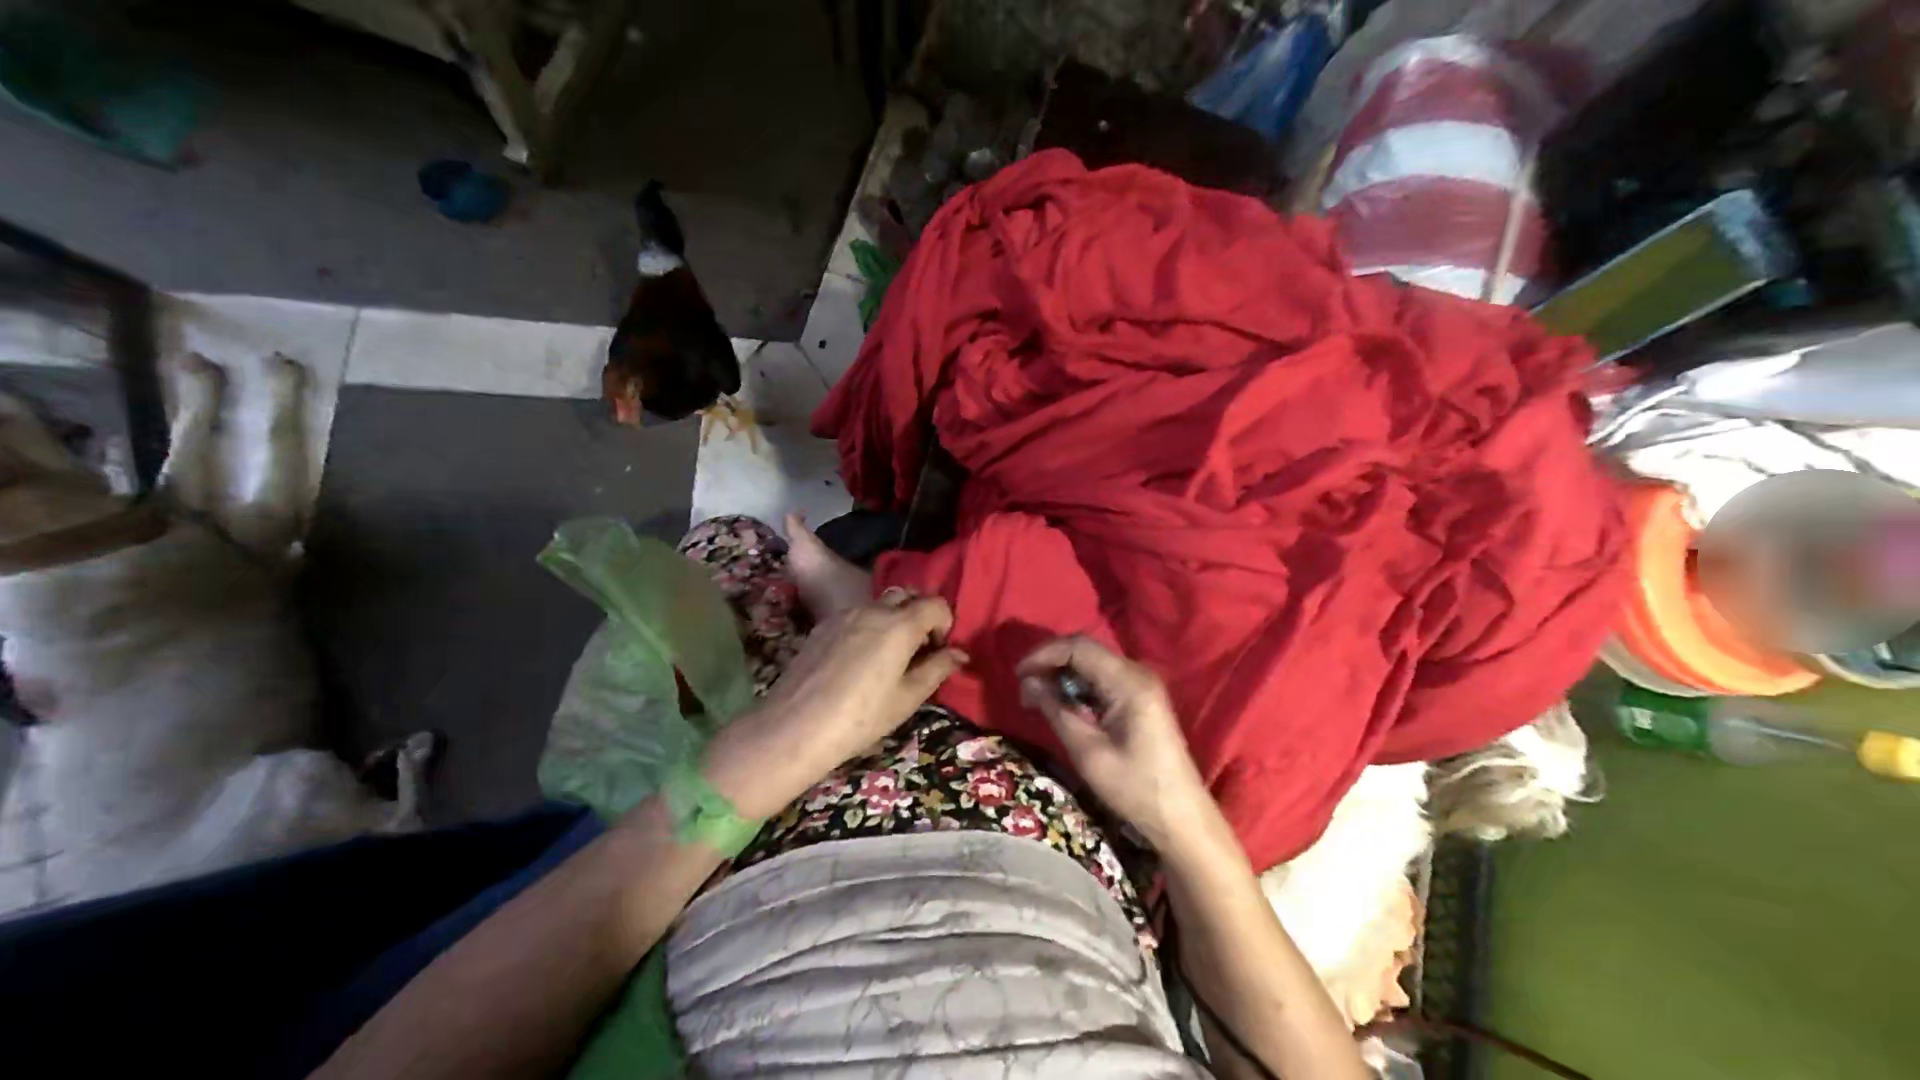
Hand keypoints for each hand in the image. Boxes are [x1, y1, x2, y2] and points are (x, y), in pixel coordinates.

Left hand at [702, 588, 965, 818]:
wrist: (796, 726)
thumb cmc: (861, 717)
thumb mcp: (907, 698)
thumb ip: (937, 669)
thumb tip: (960, 654)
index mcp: (900, 625)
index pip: (936, 604)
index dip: (945, 624)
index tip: (938, 652)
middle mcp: (873, 609)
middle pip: (906, 595)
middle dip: (919, 614)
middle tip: (918, 650)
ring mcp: (844, 614)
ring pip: (879, 603)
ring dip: (893, 619)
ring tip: (889, 657)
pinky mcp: (822, 626)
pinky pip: (856, 614)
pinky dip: (869, 625)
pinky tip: (859, 660)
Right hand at [1017, 636, 1213, 848]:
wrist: (1179, 816)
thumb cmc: (1134, 787)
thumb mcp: (1088, 752)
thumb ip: (1056, 711)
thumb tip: (1028, 683)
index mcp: (1129, 682)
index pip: (1079, 647)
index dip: (1044, 654)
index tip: (1017, 675)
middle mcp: (1137, 673)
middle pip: (1085, 649)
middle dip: (1050, 663)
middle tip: (1025, 688)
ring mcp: (1141, 684)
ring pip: (1092, 662)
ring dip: (1062, 673)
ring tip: (1037, 697)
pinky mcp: (1140, 697)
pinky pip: (1102, 677)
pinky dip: (1078, 684)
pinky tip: (1062, 704)